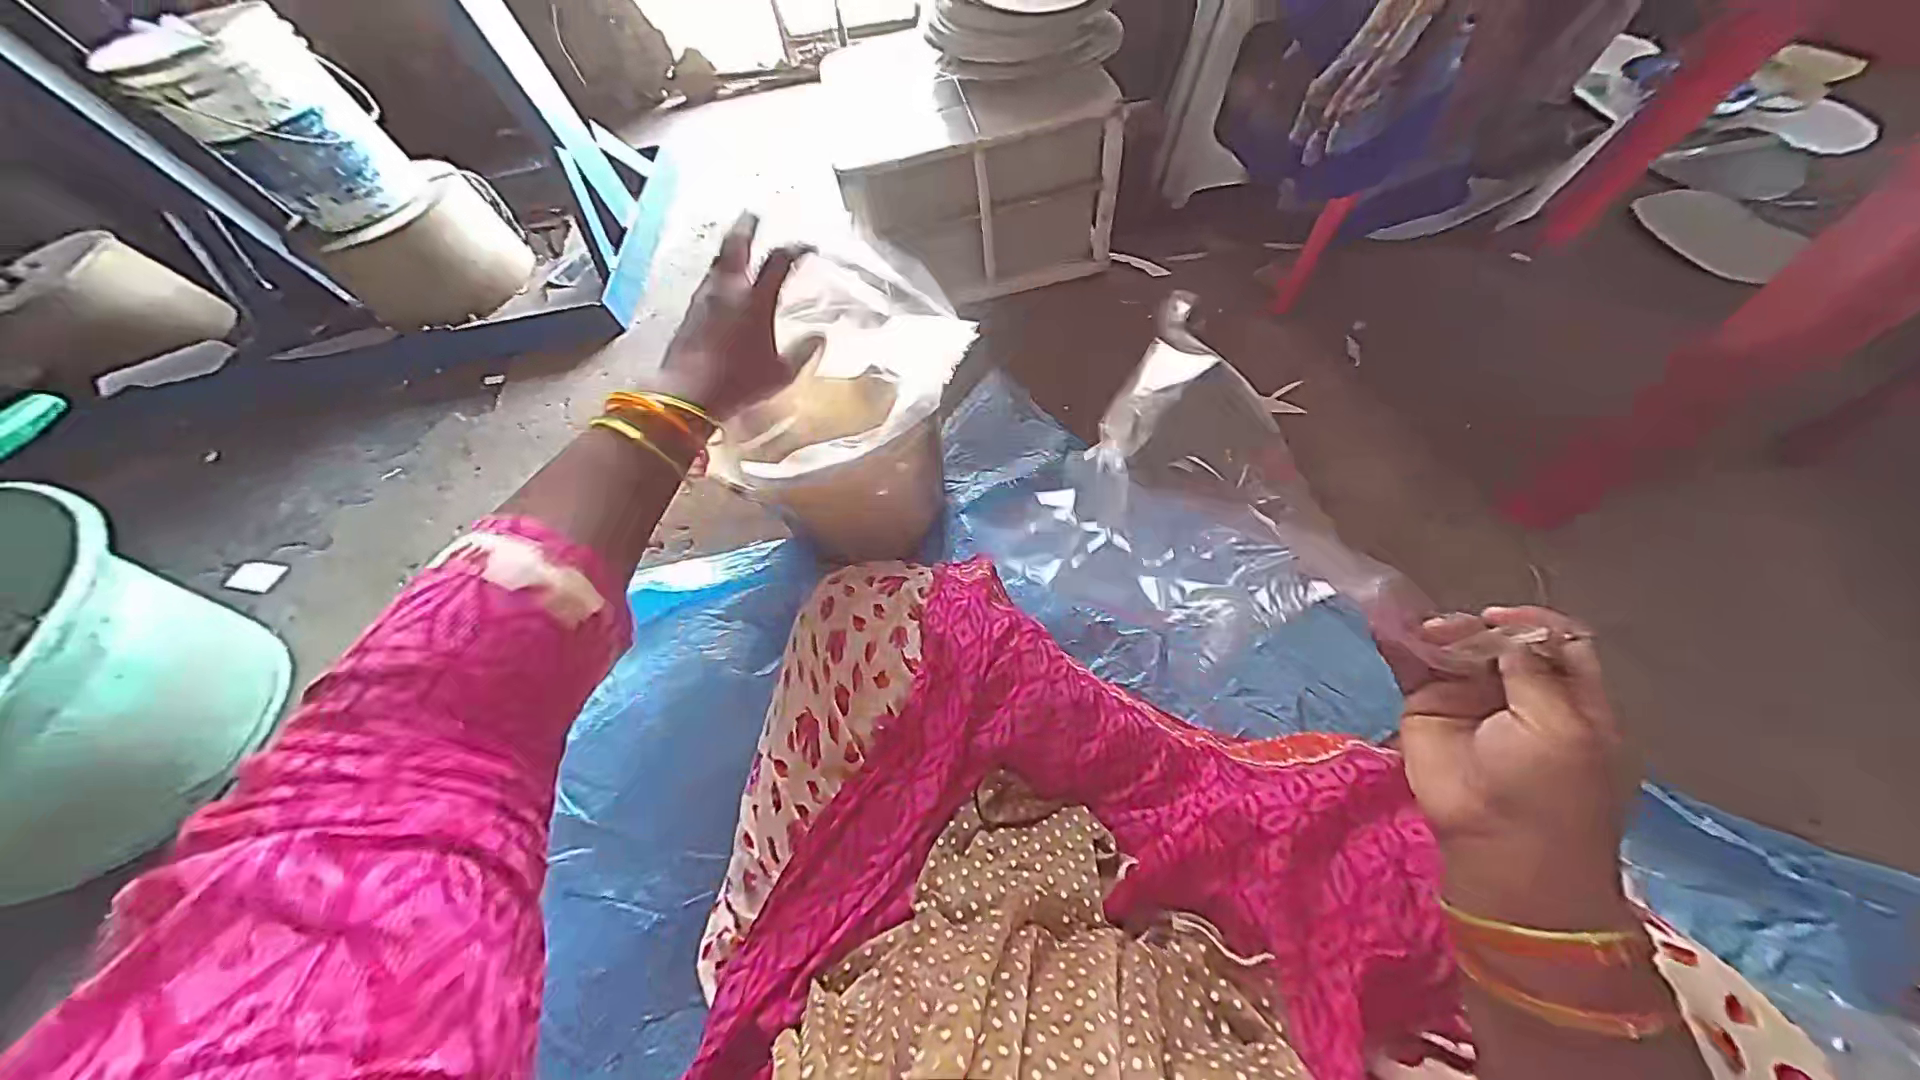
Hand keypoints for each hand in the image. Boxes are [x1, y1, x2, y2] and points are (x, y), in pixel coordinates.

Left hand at [640, 212, 813, 422]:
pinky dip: (719, 272)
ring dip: (730, 249)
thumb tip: (820, 337)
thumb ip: (802, 352)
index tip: (807, 248)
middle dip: (747, 227)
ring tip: (738, 245)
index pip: (778, 263)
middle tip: (753, 214)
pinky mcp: (690, 311)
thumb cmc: (740, 383)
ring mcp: (705, 298)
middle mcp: (728, 290)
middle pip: (737, 245)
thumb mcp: (781, 374)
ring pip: (718, 261)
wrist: (688, 393)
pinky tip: (722, 281)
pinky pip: (708, 280)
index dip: (795, 250)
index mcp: (755, 301)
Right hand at [1400, 606, 1641, 929]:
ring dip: (1439, 630)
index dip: (1531, 623)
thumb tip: (1505, 633)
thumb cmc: (1548, 789)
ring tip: (1425, 631)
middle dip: (1479, 627)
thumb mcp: (1562, 726)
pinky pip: (1411, 666)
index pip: (1555, 642)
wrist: (1496, 840)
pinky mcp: (1424, 706)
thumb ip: (1535, 673)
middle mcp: (1518, 692)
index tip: (1501, 619)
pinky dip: (1398, 642)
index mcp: (1569, 697)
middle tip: (1457, 631)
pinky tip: (1384, 621)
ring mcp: (1468, 698)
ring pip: (1454, 647)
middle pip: (1498, 639)